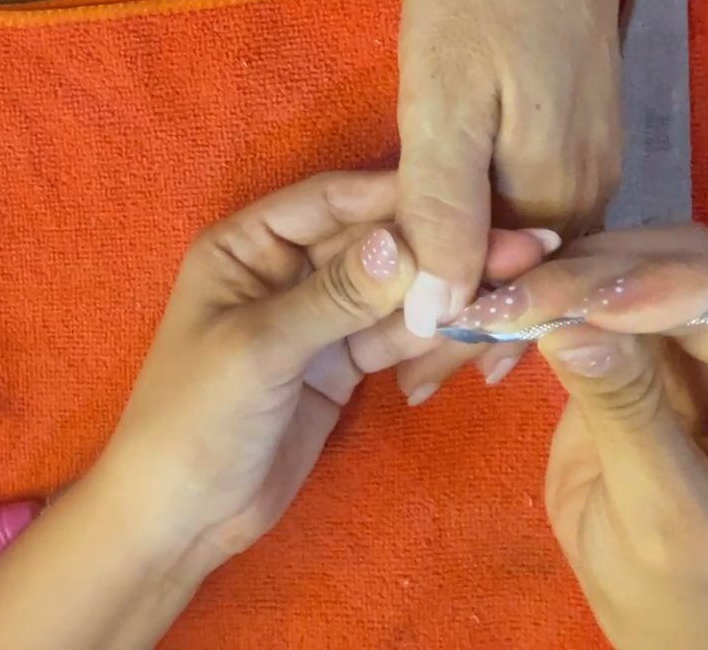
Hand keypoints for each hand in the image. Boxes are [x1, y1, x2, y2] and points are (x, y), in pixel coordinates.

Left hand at [91, 171, 553, 569]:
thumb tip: (404, 240)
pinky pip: (390, 333)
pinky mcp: (337, 360)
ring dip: (443, 288)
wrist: (184, 512)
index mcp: (245, 244)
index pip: (327, 202)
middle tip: (523, 245)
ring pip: (387, 288)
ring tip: (518, 284)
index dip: (393, 195)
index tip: (469, 194)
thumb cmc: (196, 417)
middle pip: (366, 242)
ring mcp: (314, 314)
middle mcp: (282, 267)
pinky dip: (428, 332)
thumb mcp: (260, 350)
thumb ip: (334, 297)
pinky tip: (477, 327)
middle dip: (433, 245)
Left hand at [382, 0, 660, 398]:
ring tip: (416, 344)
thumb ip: (442, 207)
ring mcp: (583, 163)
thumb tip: (438, 309)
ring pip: (526, 260)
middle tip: (404, 383)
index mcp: (548, 196)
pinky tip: (460, 263)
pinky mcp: (570, 136)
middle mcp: (580, 194)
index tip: (405, 390)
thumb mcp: (445, 102)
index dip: (450, 344)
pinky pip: (531, 219)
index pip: (501, 299)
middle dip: (462, 336)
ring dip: (475, 300)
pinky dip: (492, 253)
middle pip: (520, 290)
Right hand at [458, 225, 707, 649]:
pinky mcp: (655, 349)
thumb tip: (568, 320)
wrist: (653, 621)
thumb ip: (627, 416)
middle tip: (523, 299)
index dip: (705, 286)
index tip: (603, 304)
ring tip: (502, 306)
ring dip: (571, 279)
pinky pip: (603, 296)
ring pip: (649, 267)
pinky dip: (551, 297)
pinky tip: (505, 313)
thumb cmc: (689, 602)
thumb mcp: (667, 523)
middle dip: (610, 278)